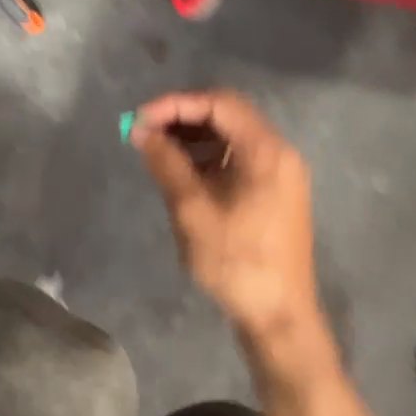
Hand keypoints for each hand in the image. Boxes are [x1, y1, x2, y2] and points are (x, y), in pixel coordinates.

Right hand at [130, 90, 318, 338]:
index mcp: (266, 153)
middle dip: (180, 116)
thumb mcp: (190, 207)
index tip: (138, 121)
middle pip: (226, 113)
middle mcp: (277, 154)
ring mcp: (276, 173)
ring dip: (188, 134)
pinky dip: (201, 153)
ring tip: (152, 149)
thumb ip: (165, 162)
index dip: (175, 104)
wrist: (276, 311)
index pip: (219, 104)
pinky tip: (175, 168)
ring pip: (228, 134)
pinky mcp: (269, 190)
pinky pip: (232, 155)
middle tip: (141, 131)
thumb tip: (140, 130)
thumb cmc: (234, 258)